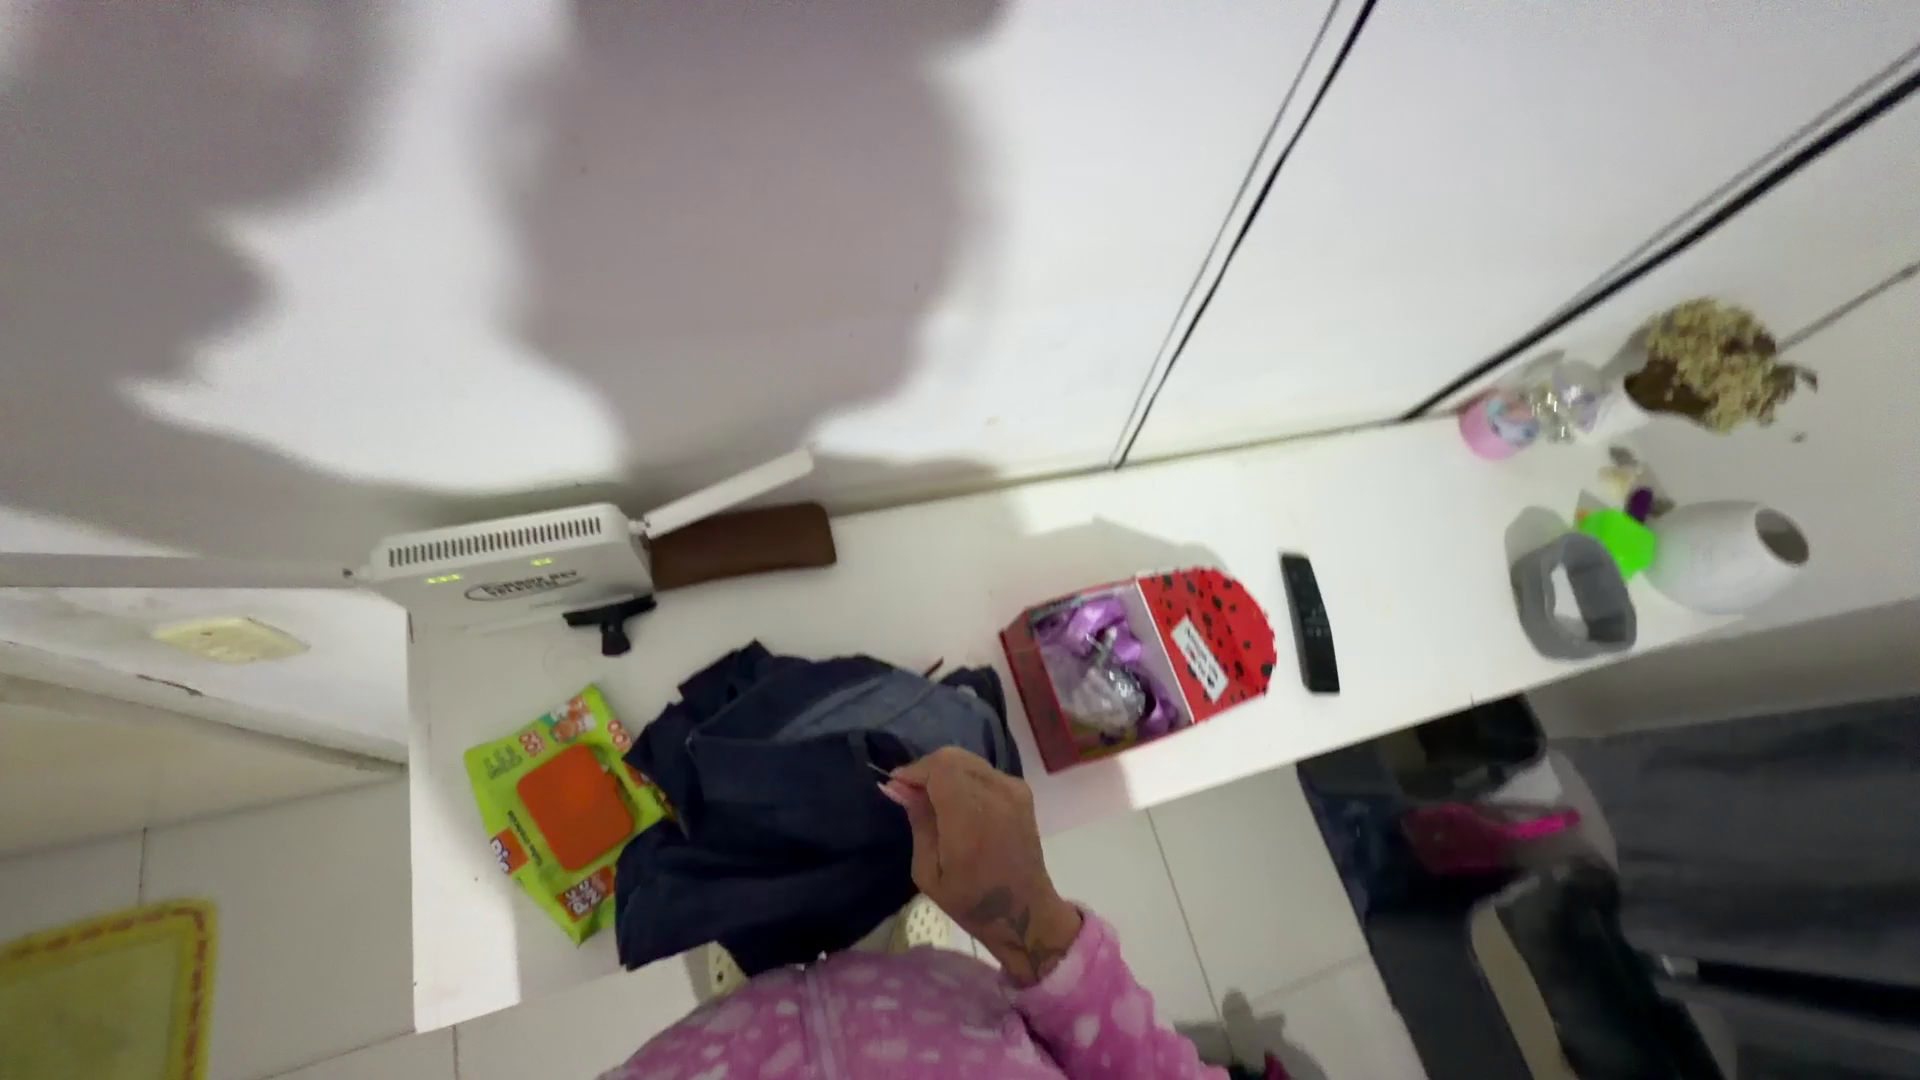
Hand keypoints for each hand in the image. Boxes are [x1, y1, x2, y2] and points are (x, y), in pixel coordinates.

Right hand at [881, 747, 1083, 984]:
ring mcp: (1013, 789)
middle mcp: (995, 794)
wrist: (1024, 911)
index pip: (939, 767)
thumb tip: (899, 787)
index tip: (896, 786)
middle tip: (912, 793)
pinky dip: (965, 777)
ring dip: (946, 771)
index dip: (914, 770)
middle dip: (927, 769)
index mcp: (970, 817)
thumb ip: (918, 821)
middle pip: (953, 757)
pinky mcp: (1022, 791)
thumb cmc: (971, 900)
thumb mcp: (928, 872)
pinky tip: (959, 802)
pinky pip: (984, 770)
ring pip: (968, 760)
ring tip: (933, 798)